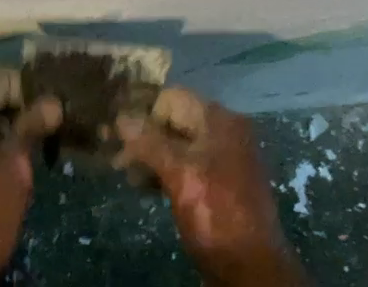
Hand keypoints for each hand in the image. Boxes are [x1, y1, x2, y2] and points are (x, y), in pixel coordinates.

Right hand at [116, 89, 310, 286]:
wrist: (251, 269)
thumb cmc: (216, 213)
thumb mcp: (179, 174)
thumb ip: (148, 141)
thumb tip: (119, 117)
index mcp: (220, 120)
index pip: (172, 98)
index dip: (143, 113)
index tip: (116, 133)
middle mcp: (224, 132)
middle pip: (174, 120)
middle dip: (143, 136)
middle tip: (116, 157)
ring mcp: (222, 158)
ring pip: (176, 145)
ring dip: (150, 156)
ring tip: (127, 174)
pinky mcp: (217, 183)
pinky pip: (185, 165)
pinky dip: (164, 171)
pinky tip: (144, 185)